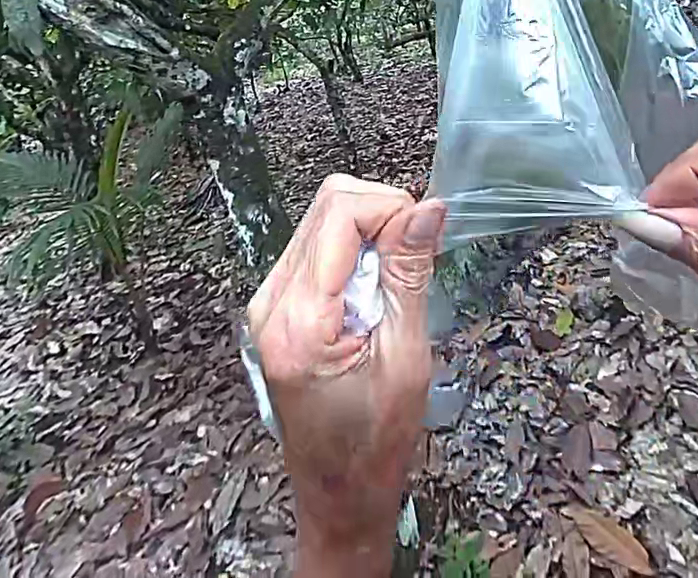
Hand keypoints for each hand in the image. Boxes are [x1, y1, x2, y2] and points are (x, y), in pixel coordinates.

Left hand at [248, 175, 444, 577]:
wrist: (339, 493)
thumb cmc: (375, 441)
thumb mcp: (406, 356)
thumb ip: (410, 273)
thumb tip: (428, 209)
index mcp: (299, 319)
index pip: (341, 214)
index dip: (391, 209)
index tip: (423, 237)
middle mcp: (272, 300)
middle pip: (329, 204)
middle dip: (381, 212)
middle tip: (411, 256)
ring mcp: (270, 299)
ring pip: (323, 215)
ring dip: (370, 228)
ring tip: (393, 277)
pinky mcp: (278, 301)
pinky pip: (319, 241)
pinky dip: (355, 245)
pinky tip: (373, 284)